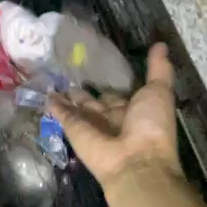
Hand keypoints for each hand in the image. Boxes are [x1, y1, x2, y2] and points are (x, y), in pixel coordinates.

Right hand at [48, 42, 180, 182]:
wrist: (136, 162)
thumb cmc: (151, 126)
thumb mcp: (159, 92)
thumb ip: (158, 69)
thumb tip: (161, 43)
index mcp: (131, 110)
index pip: (117, 93)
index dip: (108, 82)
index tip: (97, 66)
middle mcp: (110, 117)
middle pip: (94, 100)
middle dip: (85, 88)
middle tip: (69, 70)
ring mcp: (90, 123)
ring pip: (76, 106)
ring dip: (67, 95)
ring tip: (53, 77)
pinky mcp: (73, 128)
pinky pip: (62, 113)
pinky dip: (54, 104)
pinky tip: (46, 92)